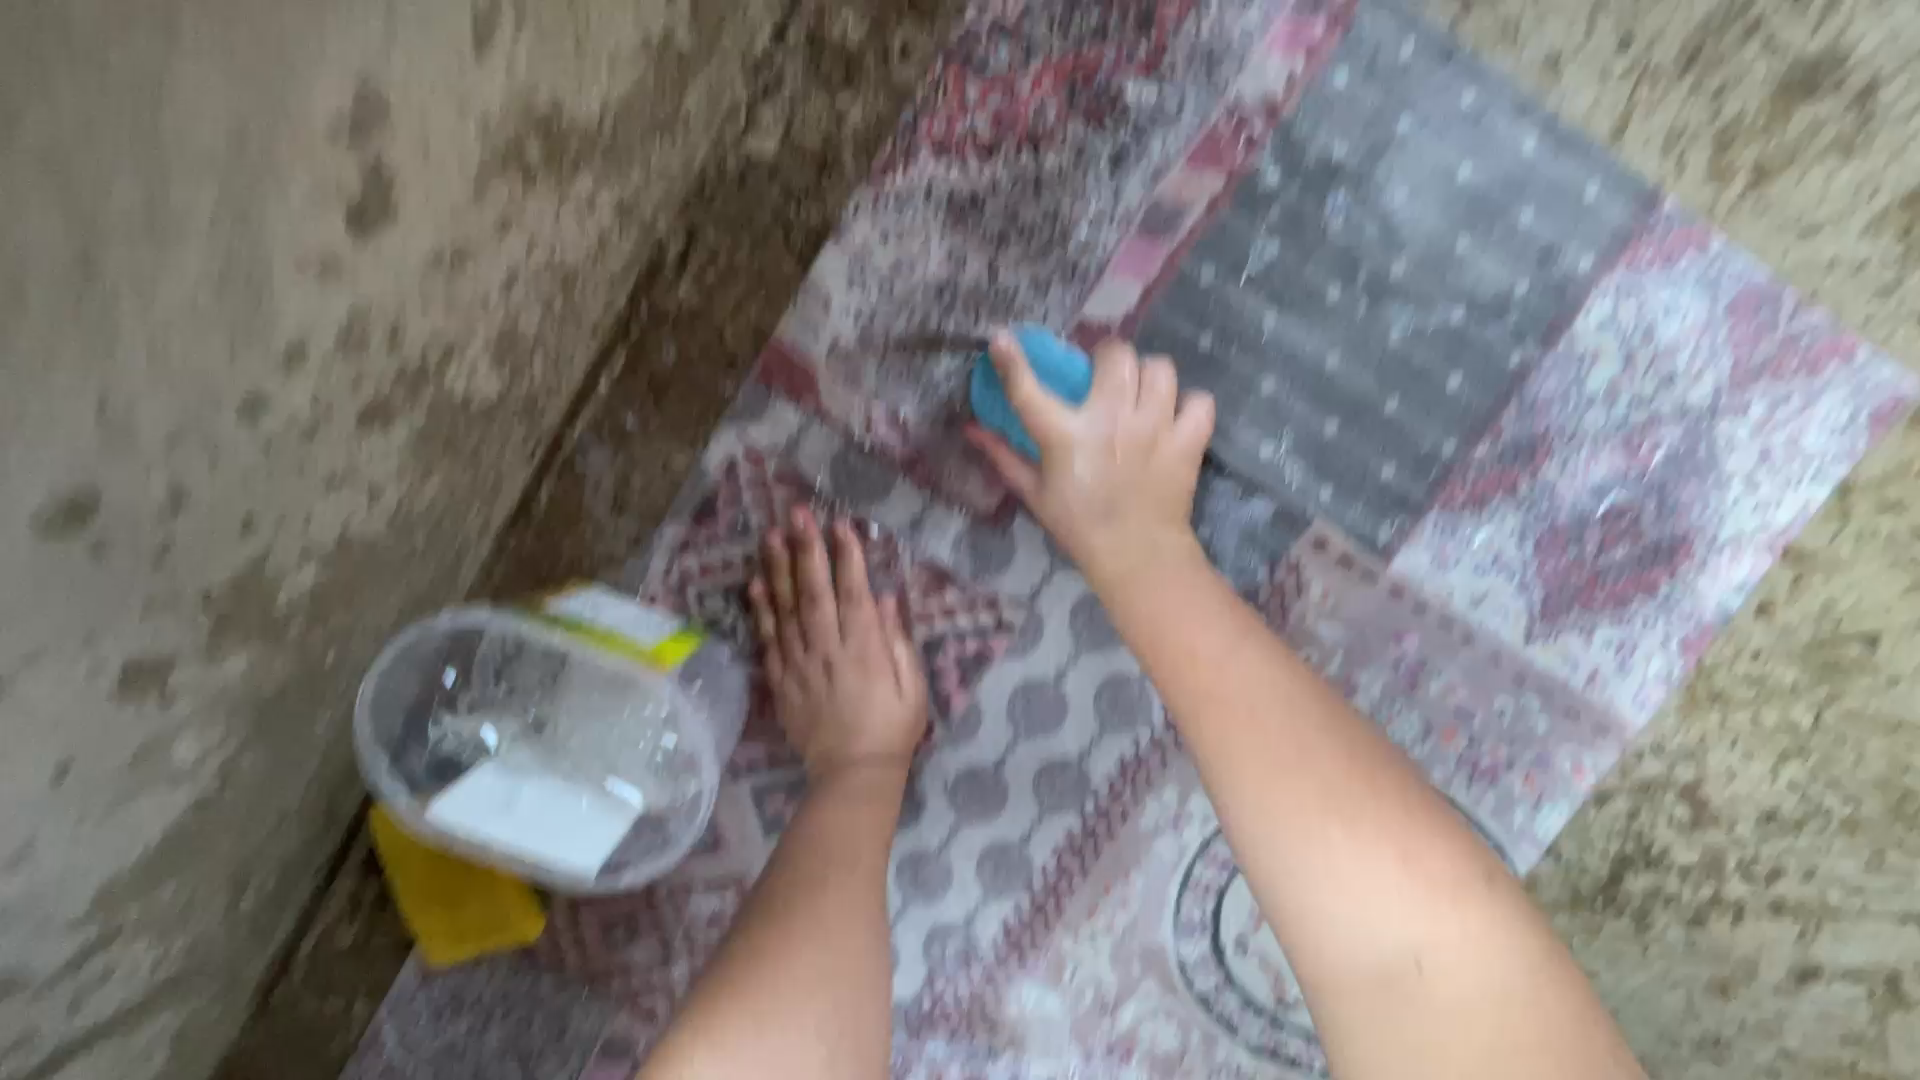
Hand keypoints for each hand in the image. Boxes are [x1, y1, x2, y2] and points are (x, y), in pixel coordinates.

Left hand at [748, 506, 928, 781]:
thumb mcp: (912, 688)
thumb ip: (898, 641)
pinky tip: (754, 585)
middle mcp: (828, 650)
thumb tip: (886, 599)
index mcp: (864, 649)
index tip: (838, 525)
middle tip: (796, 515)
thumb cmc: (893, 730)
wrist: (853, 776)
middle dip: (805, 550)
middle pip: (813, 592)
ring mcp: (800, 665)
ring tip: (769, 536)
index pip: (853, 594)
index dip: (846, 557)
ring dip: (777, 571)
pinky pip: (768, 641)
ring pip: (785, 610)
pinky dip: (761, 612)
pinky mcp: (781, 682)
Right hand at [967, 330, 1214, 589]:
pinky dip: (1189, 405)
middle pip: (1117, 356)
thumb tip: (972, 428)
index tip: (1003, 339)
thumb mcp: (1035, 493)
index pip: (1030, 391)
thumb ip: (1004, 456)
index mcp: (1066, 436)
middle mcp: (1111, 421)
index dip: (1013, 360)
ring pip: (1160, 369)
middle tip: (1105, 375)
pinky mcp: (1187, 441)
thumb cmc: (1078, 525)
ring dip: (1149, 377)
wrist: (1136, 555)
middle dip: (1109, 357)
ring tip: (1143, 394)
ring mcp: (1154, 428)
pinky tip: (1176, 417)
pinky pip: (1199, 400)